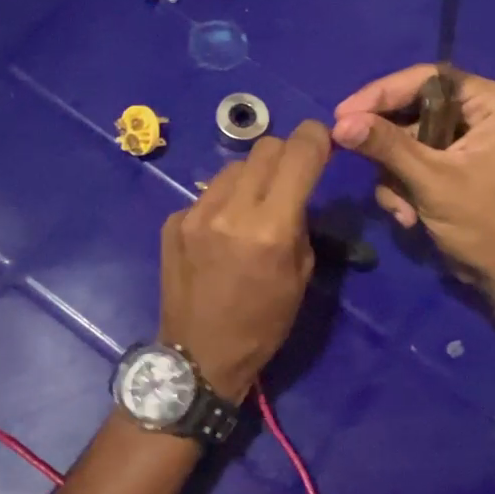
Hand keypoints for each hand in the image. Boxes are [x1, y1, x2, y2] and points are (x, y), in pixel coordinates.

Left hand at [160, 121, 332, 401]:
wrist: (198, 355)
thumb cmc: (262, 325)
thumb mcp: (300, 277)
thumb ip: (300, 224)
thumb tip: (296, 192)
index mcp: (271, 228)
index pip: (299, 153)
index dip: (316, 138)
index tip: (322, 142)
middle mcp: (231, 211)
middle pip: (265, 148)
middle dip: (285, 155)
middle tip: (291, 178)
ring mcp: (195, 214)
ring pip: (233, 167)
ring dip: (251, 178)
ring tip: (253, 210)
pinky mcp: (173, 222)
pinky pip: (207, 195)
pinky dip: (222, 204)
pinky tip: (221, 235)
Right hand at [331, 65, 494, 284]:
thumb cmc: (485, 225)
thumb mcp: (431, 182)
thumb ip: (386, 147)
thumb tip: (339, 124)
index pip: (429, 79)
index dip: (382, 93)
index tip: (342, 113)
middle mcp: (485, 112)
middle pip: (413, 109)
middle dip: (389, 148)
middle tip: (352, 155)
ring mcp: (470, 139)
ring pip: (407, 139)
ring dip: (395, 175)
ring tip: (401, 209)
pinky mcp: (456, 163)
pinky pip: (414, 160)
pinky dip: (404, 186)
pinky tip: (409, 215)